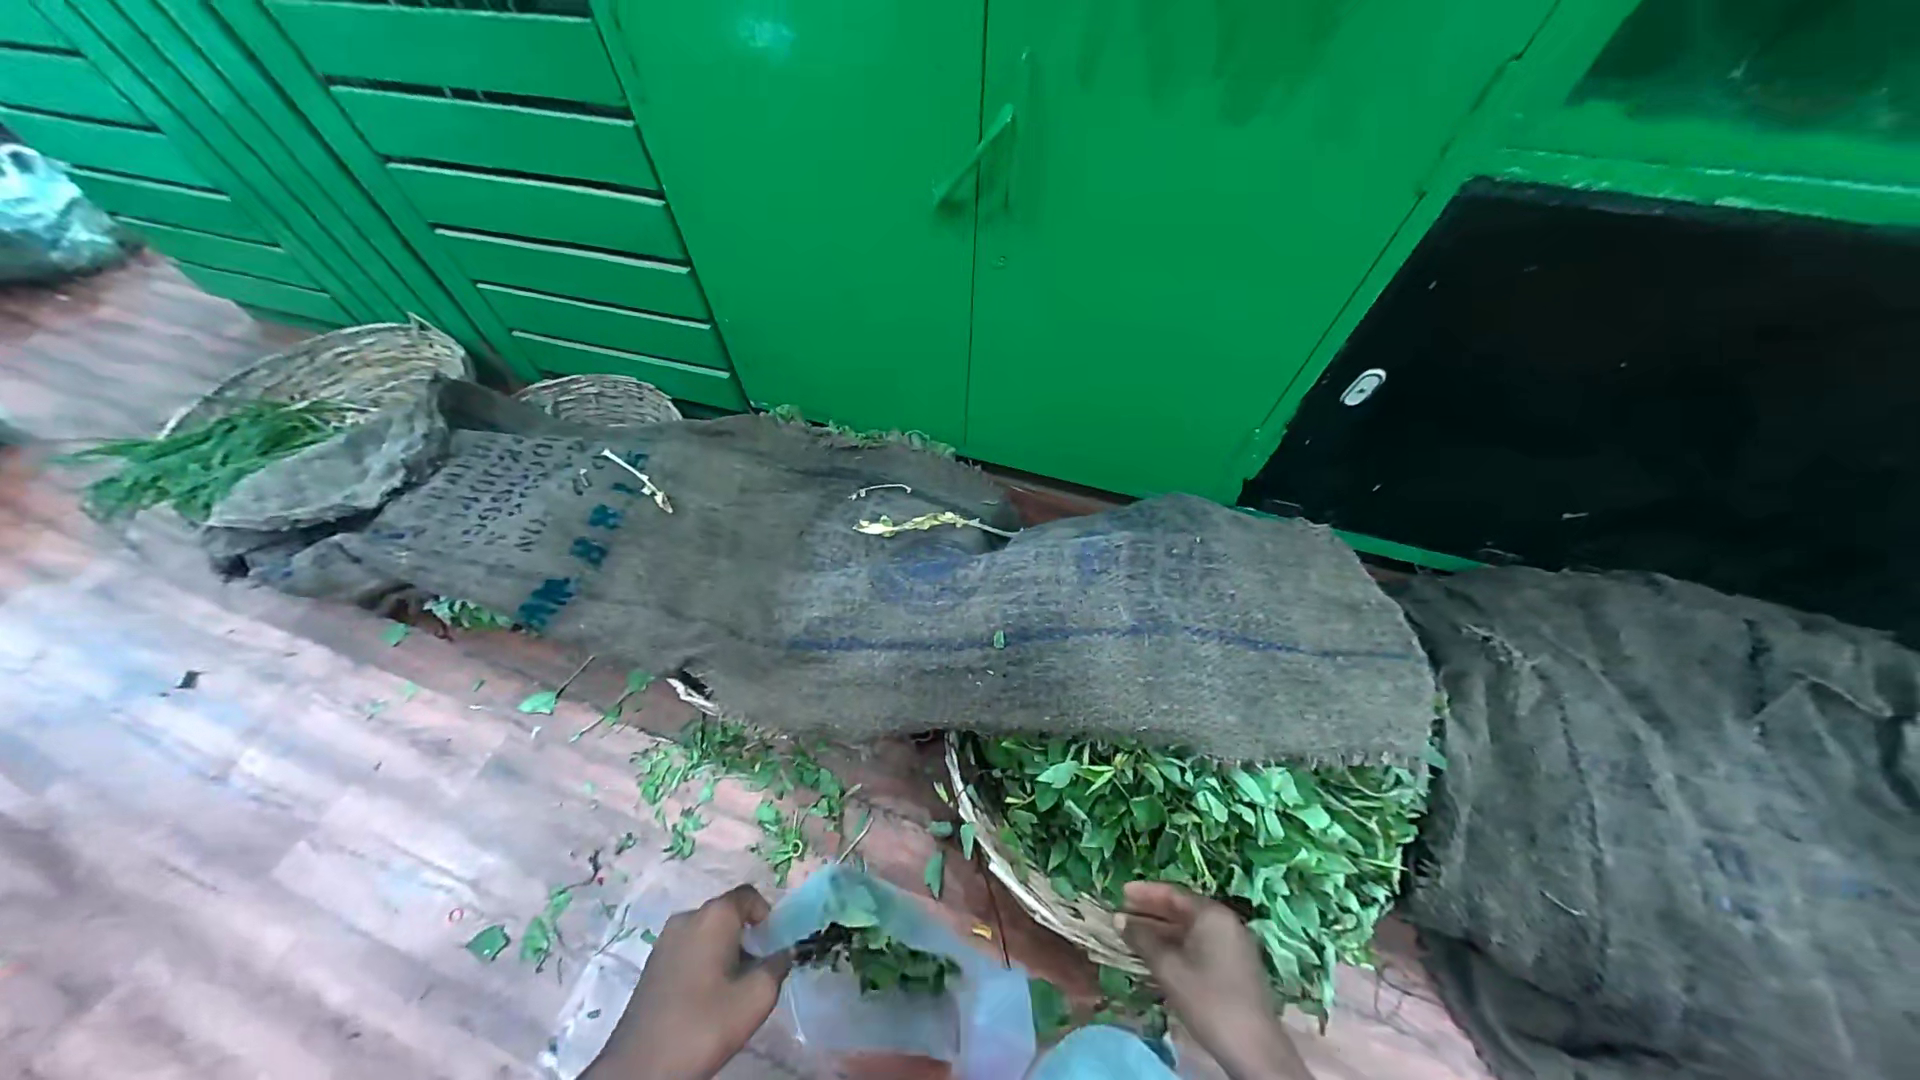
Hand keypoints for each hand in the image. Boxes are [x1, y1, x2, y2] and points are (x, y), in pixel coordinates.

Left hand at [585, 885, 790, 1079]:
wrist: (639, 1070)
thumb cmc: (703, 1025)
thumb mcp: (756, 998)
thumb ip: (779, 966)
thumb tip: (784, 953)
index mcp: (714, 915)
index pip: (749, 896)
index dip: (768, 916)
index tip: (774, 947)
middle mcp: (687, 918)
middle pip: (728, 914)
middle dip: (747, 937)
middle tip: (756, 972)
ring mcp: (664, 941)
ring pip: (707, 933)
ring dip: (725, 951)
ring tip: (731, 989)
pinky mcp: (651, 965)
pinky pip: (689, 949)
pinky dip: (704, 963)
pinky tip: (705, 998)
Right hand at [1119, 882, 1310, 1079]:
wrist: (1254, 1050)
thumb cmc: (1208, 1000)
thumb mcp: (1168, 968)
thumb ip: (1142, 939)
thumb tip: (1118, 919)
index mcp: (1212, 914)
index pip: (1173, 893)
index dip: (1144, 893)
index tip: (1121, 892)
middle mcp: (1225, 922)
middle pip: (1182, 910)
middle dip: (1151, 911)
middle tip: (1122, 912)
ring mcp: (1233, 945)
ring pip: (1190, 929)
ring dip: (1161, 930)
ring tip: (1133, 934)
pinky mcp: (1235, 966)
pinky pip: (1200, 944)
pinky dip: (1177, 945)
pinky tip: (1157, 954)